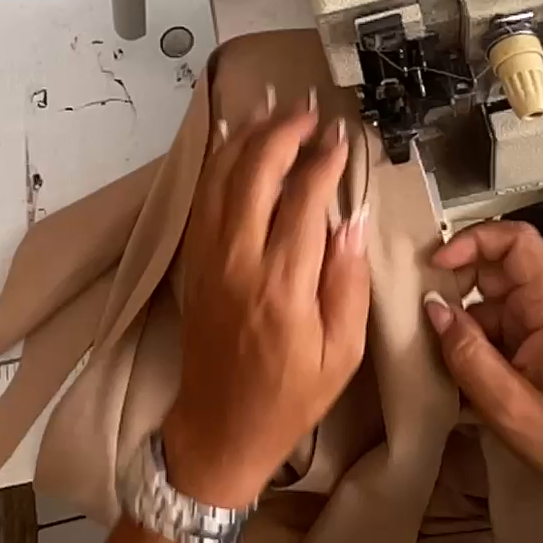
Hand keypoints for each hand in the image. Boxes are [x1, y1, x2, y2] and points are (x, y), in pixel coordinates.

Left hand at [163, 94, 370, 508]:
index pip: (304, 199)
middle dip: (284, 133)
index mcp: (282, 284)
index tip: (342, 140)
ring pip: (221, 177)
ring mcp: (207, 258)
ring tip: (276, 112)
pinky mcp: (192, 261)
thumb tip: (350, 219)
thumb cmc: (290, 396)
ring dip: (248, 137)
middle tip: (310, 114)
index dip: (325, 161)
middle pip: (255, 173)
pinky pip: (202, 197)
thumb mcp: (342, 352)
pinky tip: (232, 138)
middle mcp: (238, 261)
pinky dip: (218, 161)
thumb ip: (348, 281)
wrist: (219, 429)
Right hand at [424, 221, 542, 537]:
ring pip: (490, 298)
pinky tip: (456, 371)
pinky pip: (495, 324)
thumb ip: (467, 355)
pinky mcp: (536, 342)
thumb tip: (432, 307)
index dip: (474, 239)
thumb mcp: (509, 406)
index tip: (437, 263)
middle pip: (497, 266)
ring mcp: (542, 323)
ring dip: (460, 316)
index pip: (517, 242)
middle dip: (456, 280)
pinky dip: (471, 339)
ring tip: (435, 348)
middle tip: (423, 305)